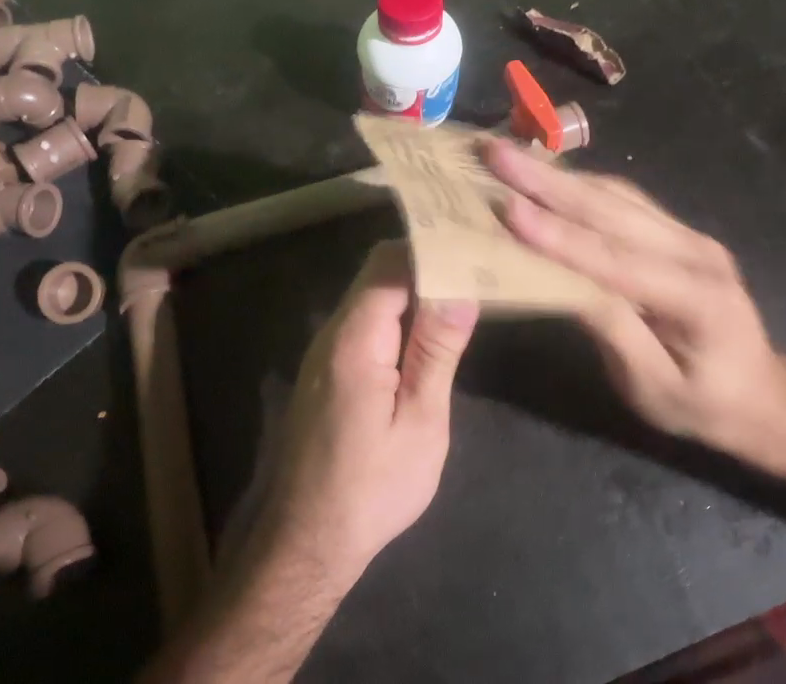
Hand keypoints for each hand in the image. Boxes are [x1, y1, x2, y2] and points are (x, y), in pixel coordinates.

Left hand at [250, 241, 478, 587]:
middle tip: (478, 264)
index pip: (389, 266)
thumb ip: (436, 353)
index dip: (431, 249)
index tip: (475, 244)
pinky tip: (431, 330)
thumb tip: (461, 290)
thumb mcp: (420, 424)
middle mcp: (331, 334)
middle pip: (377, 274)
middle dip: (426, 263)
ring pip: (370, 296)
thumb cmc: (371, 489)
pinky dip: (398, 315)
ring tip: (466, 290)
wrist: (307, 540)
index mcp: (354, 341)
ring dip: (413, 290)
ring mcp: (325, 352)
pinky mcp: (327, 371)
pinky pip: (364, 323)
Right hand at [486, 139, 785, 446]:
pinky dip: (580, 187)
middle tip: (495, 154)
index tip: (509, 208)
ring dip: (559, 176)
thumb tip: (559, 285)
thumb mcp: (653, 387)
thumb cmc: (704, 405)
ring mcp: (689, 236)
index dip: (558, 235)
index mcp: (696, 296)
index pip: (615, 261)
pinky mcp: (677, 233)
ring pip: (616, 197)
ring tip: (508, 156)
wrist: (761, 395)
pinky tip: (546, 175)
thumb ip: (612, 332)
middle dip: (547, 181)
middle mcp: (696, 252)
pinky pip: (624, 202)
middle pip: (612, 211)